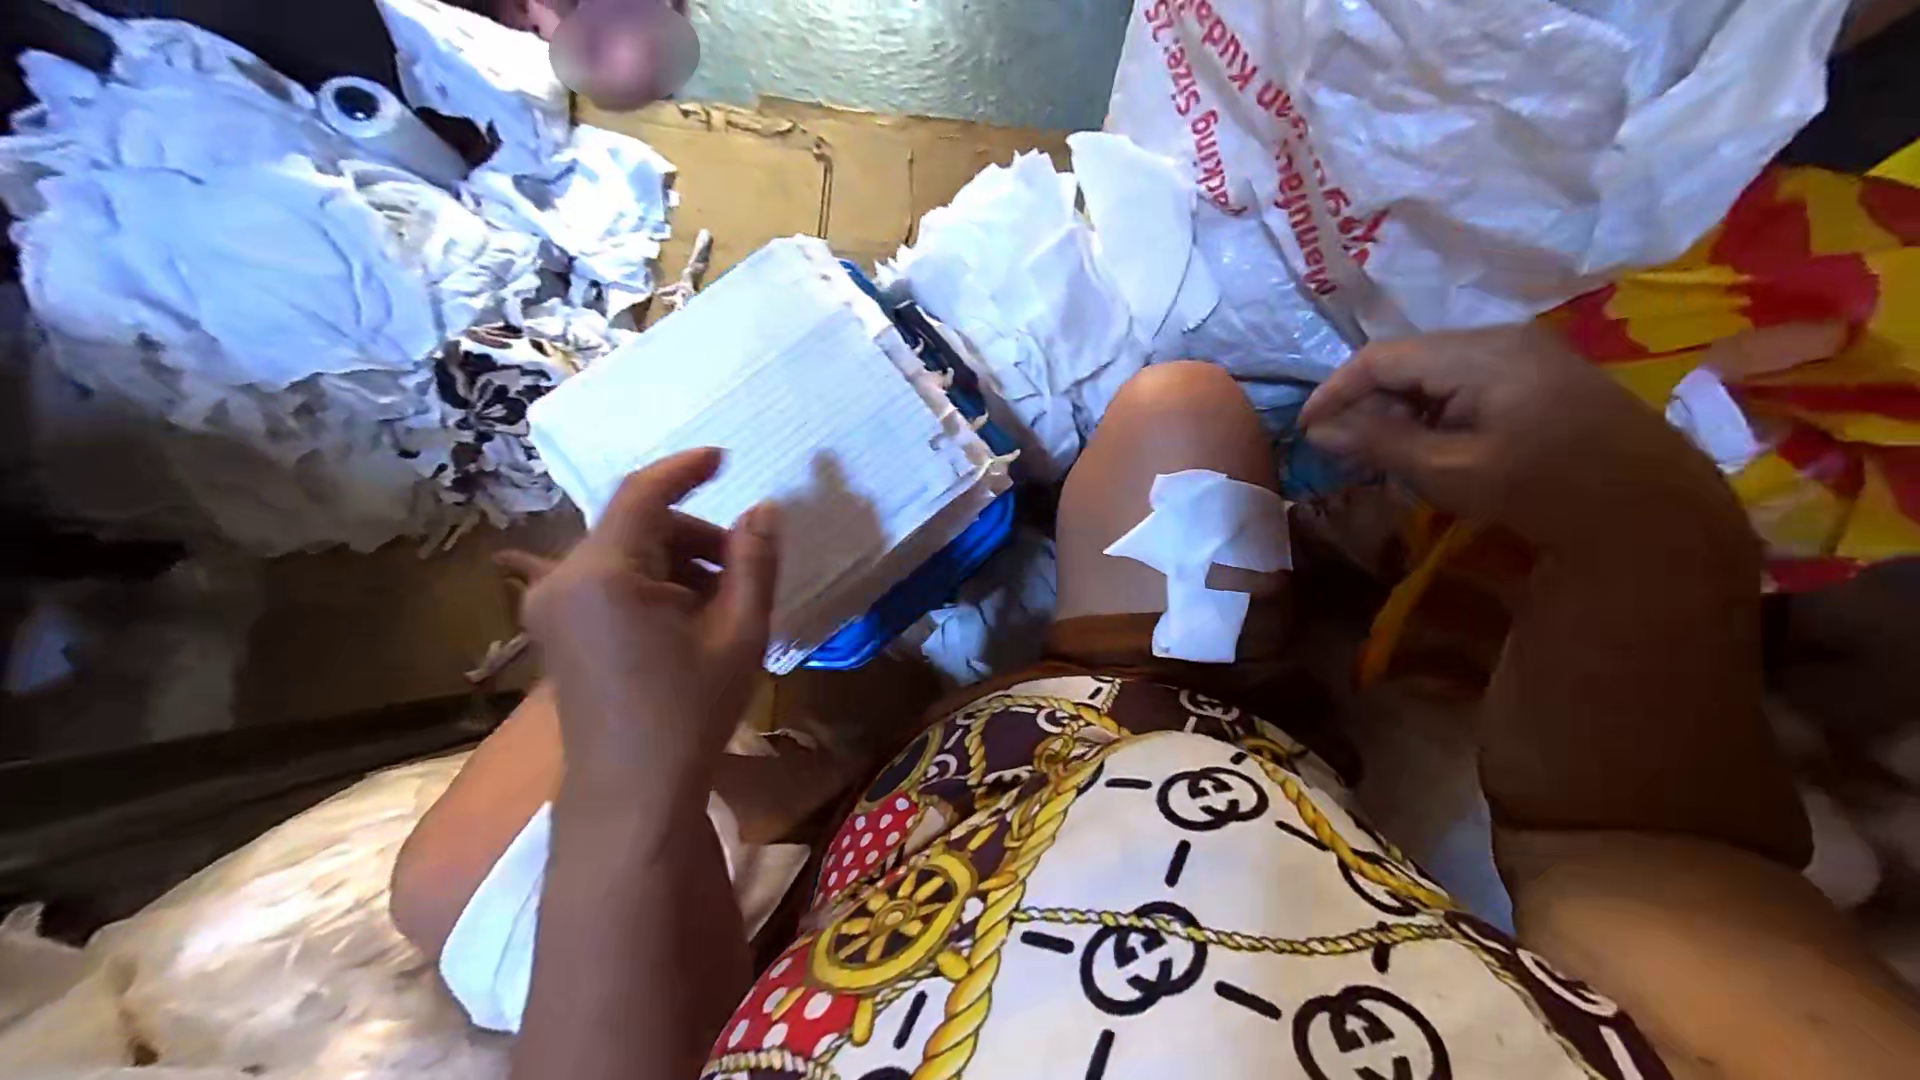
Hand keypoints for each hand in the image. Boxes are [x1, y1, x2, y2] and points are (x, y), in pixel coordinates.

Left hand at [516, 448, 778, 795]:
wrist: (631, 792)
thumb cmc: (691, 711)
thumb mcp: (740, 632)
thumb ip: (755, 561)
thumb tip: (765, 509)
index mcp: (605, 574)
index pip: (643, 493)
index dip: (687, 468)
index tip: (724, 459)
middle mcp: (565, 580)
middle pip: (638, 526)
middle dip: (696, 536)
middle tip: (743, 570)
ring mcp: (553, 606)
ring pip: (626, 554)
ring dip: (678, 563)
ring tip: (721, 605)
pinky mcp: (556, 630)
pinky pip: (610, 582)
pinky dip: (654, 585)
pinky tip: (688, 621)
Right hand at [1300, 325, 1751, 557]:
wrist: (1653, 511)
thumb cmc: (1543, 489)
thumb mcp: (1448, 470)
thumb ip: (1378, 442)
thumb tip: (1317, 429)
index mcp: (1478, 354)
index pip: (1378, 358)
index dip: (1333, 391)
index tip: (1305, 430)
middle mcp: (1498, 339)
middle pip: (1403, 360)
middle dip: (1362, 401)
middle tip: (1339, 447)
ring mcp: (1522, 354)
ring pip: (1428, 371)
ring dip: (1393, 408)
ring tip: (1376, 450)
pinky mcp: (1535, 374)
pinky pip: (1459, 381)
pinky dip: (1427, 410)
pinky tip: (1424, 444)